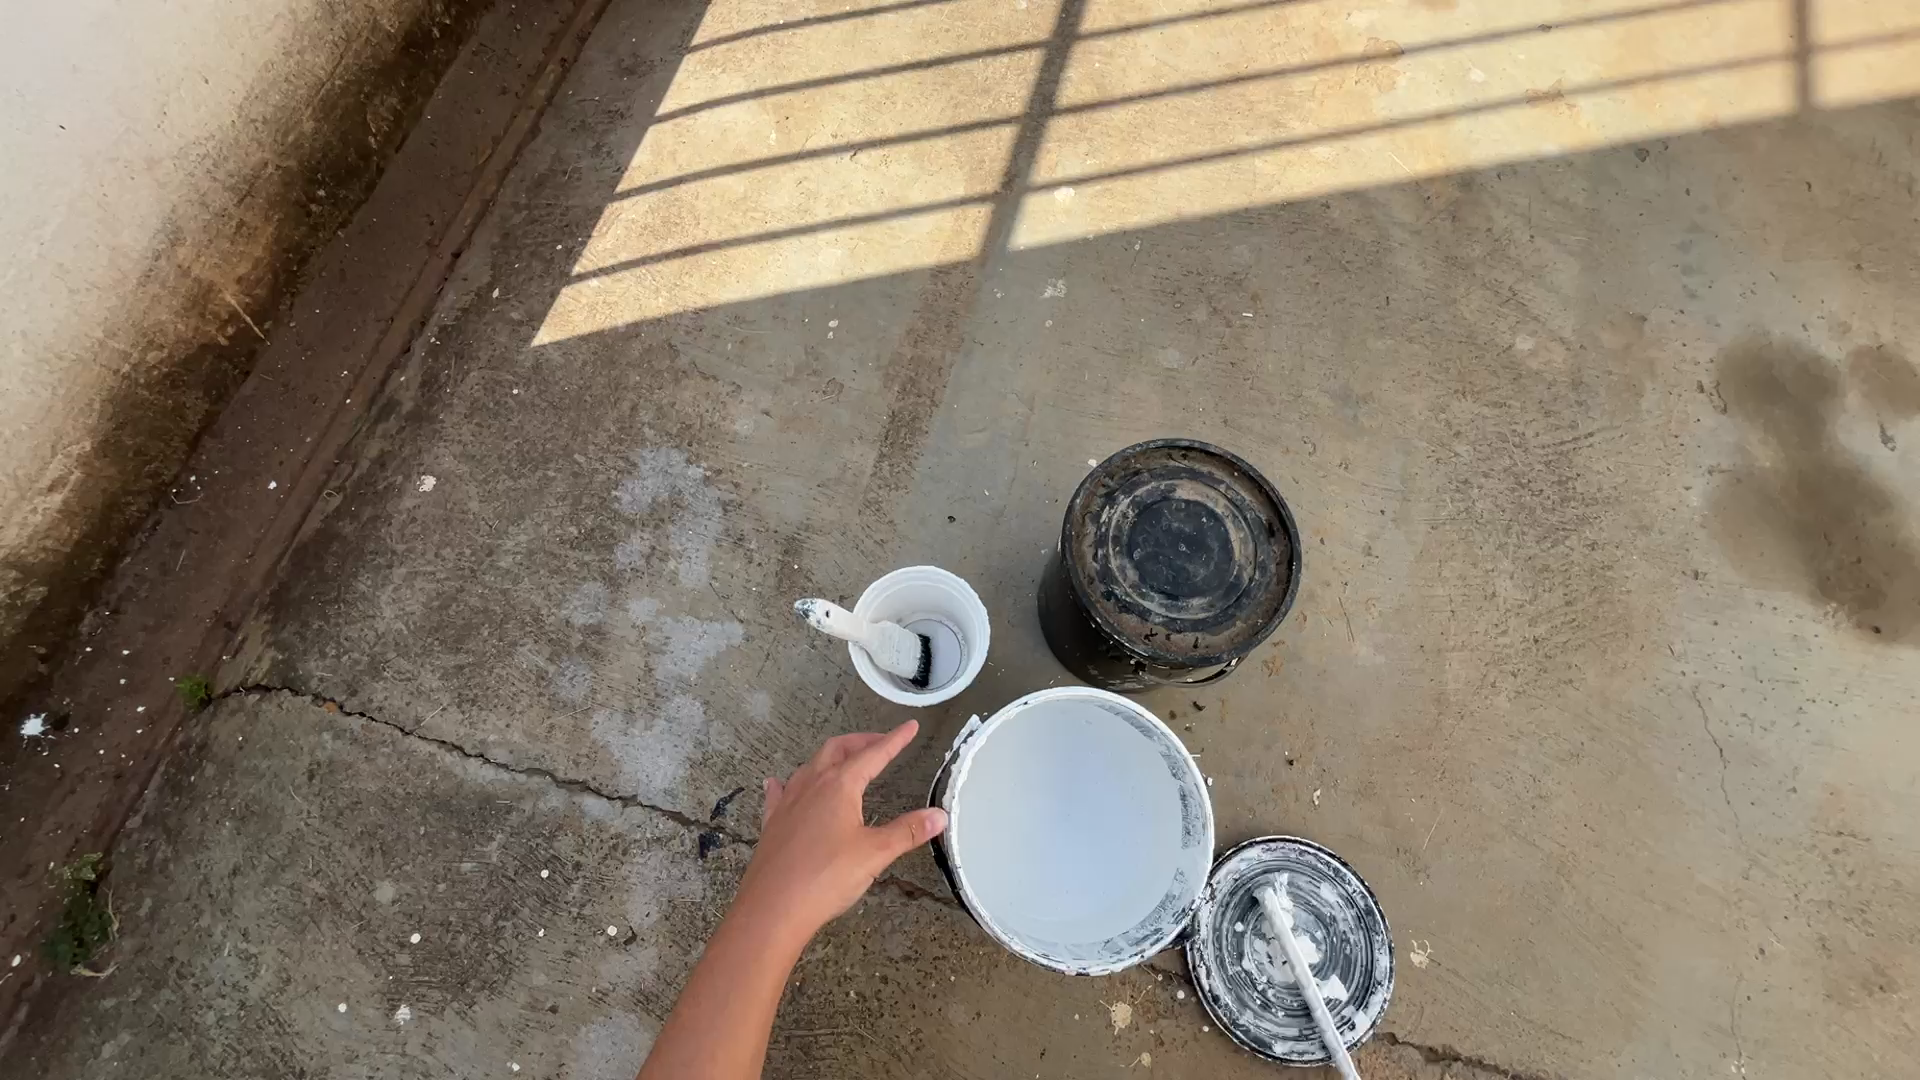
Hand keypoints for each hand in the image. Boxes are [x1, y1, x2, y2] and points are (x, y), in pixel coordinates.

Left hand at [732, 720, 947, 946]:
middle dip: (860, 741)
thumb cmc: (826, 877)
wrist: (772, 909)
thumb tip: (939, 815)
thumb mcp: (875, 854)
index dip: (895, 740)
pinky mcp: (772, 823)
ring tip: (843, 760)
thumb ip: (907, 831)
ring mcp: (788, 802)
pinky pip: (780, 792)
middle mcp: (812, 784)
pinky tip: (780, 783)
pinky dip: (787, 782)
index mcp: (840, 785)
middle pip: (837, 749)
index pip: (874, 754)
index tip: (910, 726)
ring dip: (830, 757)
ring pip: (809, 765)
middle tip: (879, 743)